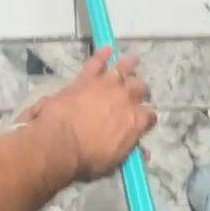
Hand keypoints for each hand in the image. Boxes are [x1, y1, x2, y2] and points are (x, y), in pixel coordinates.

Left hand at [26, 46, 154, 181]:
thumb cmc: (87, 158)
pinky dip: (102, 54)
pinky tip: (106, 48)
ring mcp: (106, 85)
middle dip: (141, 89)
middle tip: (139, 89)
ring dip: (129, 63)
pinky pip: (96, 61)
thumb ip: (130, 152)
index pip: (150, 115)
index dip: (148, 116)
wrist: (59, 143)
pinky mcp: (86, 78)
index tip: (145, 117)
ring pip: (123, 68)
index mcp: (135, 122)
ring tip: (134, 58)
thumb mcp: (114, 162)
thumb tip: (144, 153)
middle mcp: (125, 99)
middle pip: (139, 88)